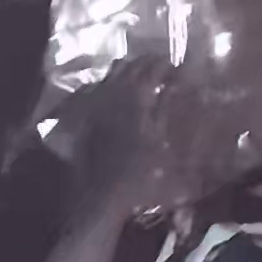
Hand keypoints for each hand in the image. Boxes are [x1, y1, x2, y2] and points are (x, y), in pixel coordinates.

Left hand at [68, 57, 176, 213]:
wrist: (96, 197)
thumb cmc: (137, 174)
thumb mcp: (162, 143)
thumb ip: (167, 109)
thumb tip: (177, 85)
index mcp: (136, 95)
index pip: (155, 66)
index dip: (169, 68)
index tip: (180, 74)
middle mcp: (113, 90)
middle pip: (133, 64)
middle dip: (150, 65)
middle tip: (164, 75)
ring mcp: (94, 100)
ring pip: (113, 72)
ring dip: (130, 72)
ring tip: (142, 83)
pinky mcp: (80, 112)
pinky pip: (96, 87)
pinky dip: (111, 86)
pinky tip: (117, 99)